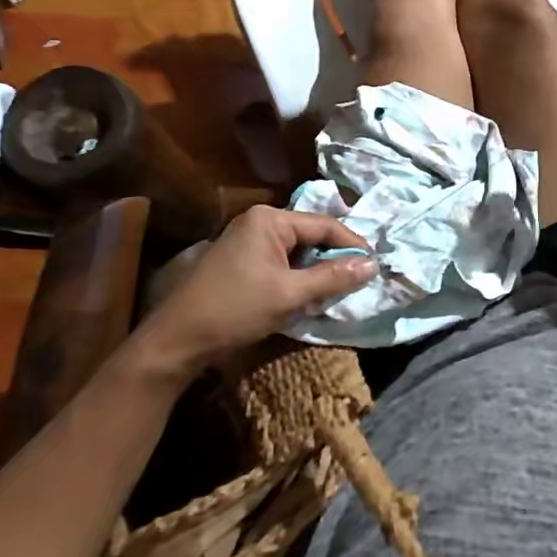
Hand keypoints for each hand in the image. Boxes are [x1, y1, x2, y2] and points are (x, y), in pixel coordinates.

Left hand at [130, 206, 376, 381]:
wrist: (180, 336)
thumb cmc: (236, 309)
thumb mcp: (289, 295)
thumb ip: (332, 277)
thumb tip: (372, 264)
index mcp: (269, 220)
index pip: (324, 224)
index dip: (352, 244)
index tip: (376, 267)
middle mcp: (258, 221)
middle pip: (310, 234)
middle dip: (334, 258)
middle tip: (360, 281)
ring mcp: (246, 239)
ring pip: (295, 250)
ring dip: (316, 270)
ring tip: (339, 290)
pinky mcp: (240, 260)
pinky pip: (280, 261)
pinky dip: (297, 276)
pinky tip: (309, 294)